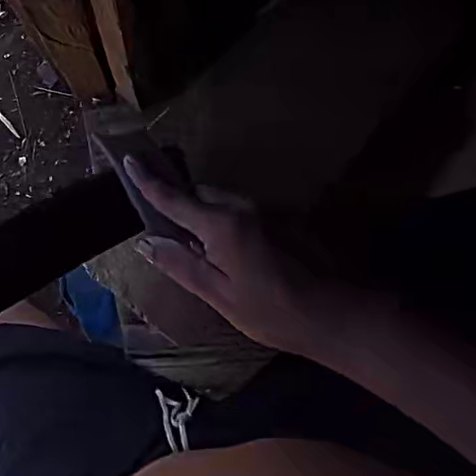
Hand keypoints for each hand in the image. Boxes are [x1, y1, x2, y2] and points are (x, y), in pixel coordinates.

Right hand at [124, 156, 375, 358]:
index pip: (173, 198)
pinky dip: (229, 225)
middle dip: (182, 206)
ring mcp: (265, 210)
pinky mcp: (283, 218)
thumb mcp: (220, 296)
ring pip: (221, 202)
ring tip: (210, 255)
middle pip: (199, 194)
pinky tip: (241, 258)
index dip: (148, 181)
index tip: (130, 160)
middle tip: (175, 238)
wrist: (345, 315)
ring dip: (207, 217)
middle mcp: (241, 207)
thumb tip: (146, 243)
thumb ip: (181, 265)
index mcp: (220, 225)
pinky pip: (242, 212)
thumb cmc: (275, 311)